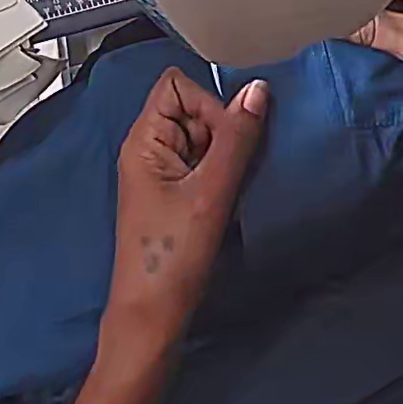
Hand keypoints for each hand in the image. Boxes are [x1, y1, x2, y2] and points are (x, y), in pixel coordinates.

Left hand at [102, 68, 268, 363]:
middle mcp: (149, 148)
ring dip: (225, 153)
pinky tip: (228, 195)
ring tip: (229, 186)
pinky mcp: (175, 192)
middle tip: (230, 171)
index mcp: (144, 139)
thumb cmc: (173, 255)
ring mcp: (162, 171)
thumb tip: (258, 89)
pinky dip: (222, 171)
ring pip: (203, 137)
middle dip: (221, 131)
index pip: (177, 86)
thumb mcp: (210, 192)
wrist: (153, 317)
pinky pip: (204, 162)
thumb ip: (236, 138)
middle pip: (192, 109)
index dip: (207, 102)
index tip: (227, 140)